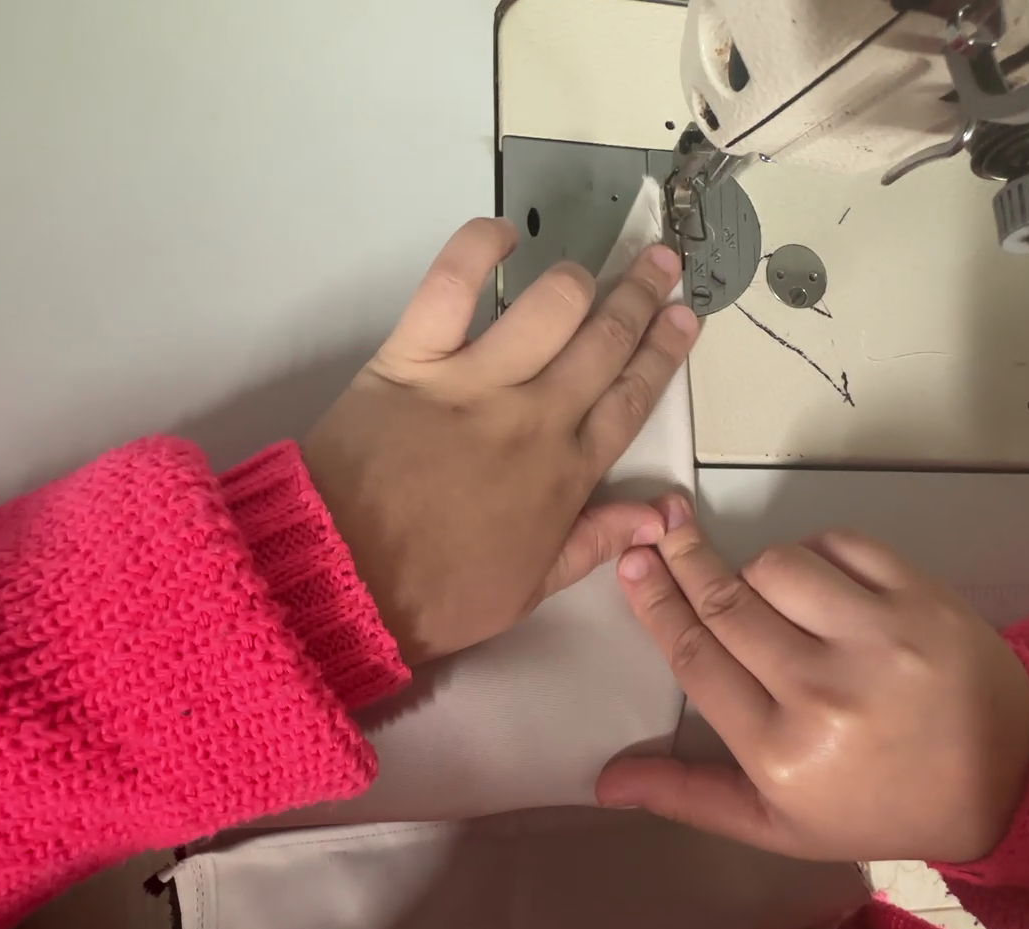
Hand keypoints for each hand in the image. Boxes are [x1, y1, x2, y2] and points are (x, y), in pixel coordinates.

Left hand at [304, 218, 698, 663]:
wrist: (342, 582)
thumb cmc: (439, 594)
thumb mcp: (529, 590)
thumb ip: (596, 542)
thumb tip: (665, 512)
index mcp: (566, 474)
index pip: (631, 399)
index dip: (663, 354)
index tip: (686, 316)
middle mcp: (535, 417)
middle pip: (605, 343)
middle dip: (642, 297)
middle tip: (662, 262)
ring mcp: (475, 383)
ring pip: (551, 306)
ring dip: (581, 278)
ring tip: (591, 267)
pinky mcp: (412, 359)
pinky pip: (451, 287)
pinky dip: (478, 249)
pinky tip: (503, 235)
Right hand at [596, 497, 1028, 863]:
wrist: (1010, 779)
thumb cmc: (876, 804)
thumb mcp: (777, 824)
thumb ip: (689, 795)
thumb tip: (605, 781)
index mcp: (781, 750)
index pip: (695, 658)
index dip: (656, 604)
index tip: (631, 563)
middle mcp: (823, 690)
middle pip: (726, 604)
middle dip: (682, 560)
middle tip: (657, 528)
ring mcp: (879, 638)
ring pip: (777, 566)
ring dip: (757, 570)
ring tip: (769, 597)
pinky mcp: (923, 599)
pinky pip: (840, 545)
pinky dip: (816, 553)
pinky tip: (820, 582)